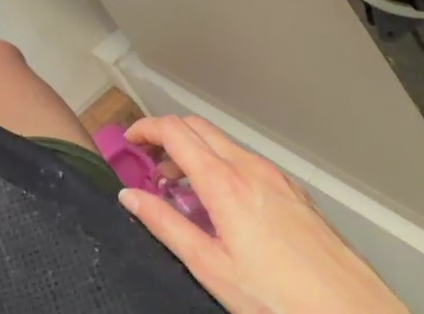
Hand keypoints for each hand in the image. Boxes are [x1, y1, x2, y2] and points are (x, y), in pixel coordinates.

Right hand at [119, 115, 407, 313]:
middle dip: (166, 137)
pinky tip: (223, 206)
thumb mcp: (212, 268)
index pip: (173, 131)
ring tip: (183, 192)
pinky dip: (222, 165)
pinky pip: (247, 161)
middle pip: (196, 126)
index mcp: (224, 182)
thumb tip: (129, 196)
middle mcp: (250, 168)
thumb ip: (166, 225)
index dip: (144, 129)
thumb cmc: (281, 300)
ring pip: (223, 143)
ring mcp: (276, 177)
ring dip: (194, 152)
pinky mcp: (295, 192)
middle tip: (150, 167)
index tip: (128, 142)